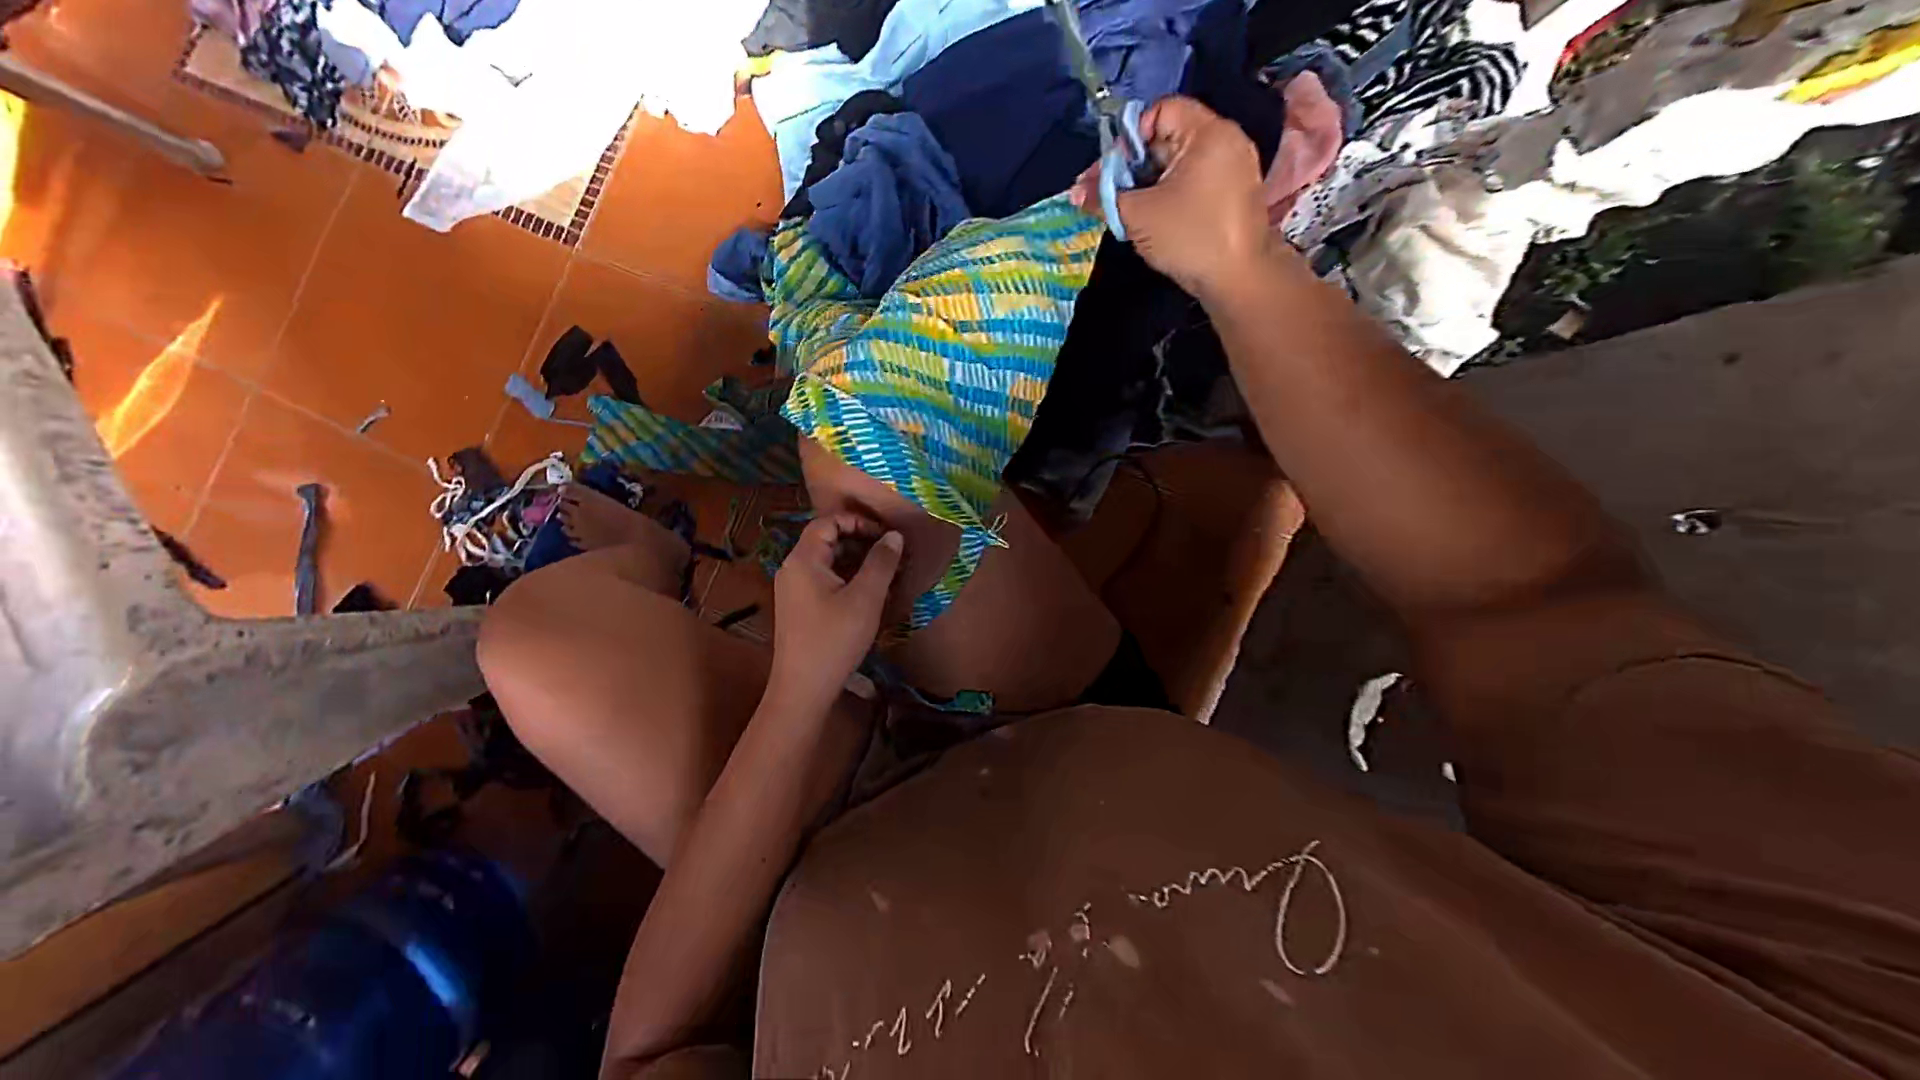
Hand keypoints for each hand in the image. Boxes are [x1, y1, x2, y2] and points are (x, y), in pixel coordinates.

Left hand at [769, 513, 903, 712]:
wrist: (803, 688)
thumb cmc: (834, 639)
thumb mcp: (865, 598)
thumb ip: (881, 562)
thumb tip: (894, 536)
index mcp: (803, 560)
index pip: (827, 522)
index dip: (857, 522)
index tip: (885, 535)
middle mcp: (793, 569)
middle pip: (827, 540)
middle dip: (861, 541)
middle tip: (892, 553)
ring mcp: (793, 589)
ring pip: (828, 562)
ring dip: (857, 561)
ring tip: (887, 572)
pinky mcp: (799, 608)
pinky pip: (824, 580)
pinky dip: (848, 578)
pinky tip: (870, 593)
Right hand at [1071, 96, 1273, 300]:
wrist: (1238, 279)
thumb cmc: (1189, 237)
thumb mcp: (1138, 215)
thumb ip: (1105, 197)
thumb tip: (1076, 191)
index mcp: (1208, 133)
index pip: (1161, 110)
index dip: (1132, 137)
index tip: (1117, 171)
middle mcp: (1226, 142)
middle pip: (1168, 138)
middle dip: (1136, 166)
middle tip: (1114, 196)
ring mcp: (1233, 169)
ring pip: (1178, 164)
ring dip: (1149, 185)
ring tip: (1131, 213)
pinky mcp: (1232, 195)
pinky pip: (1193, 183)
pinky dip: (1170, 196)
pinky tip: (1154, 221)